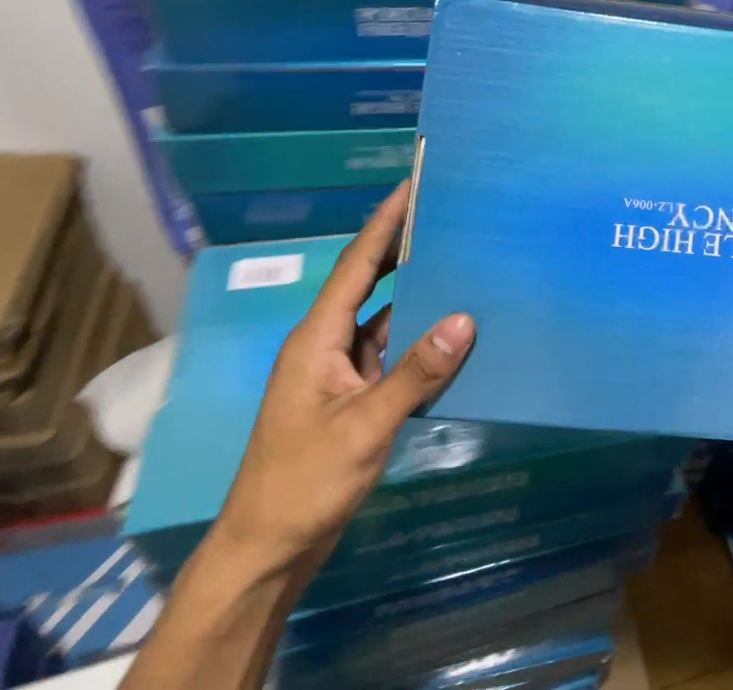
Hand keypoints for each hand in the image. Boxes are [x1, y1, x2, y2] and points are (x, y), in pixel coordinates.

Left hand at [213, 183, 476, 577]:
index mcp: (317, 338)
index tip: (412, 185)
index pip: (356, 266)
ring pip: (381, 319)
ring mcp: (336, 372)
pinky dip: (417, 339)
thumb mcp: (365, 426)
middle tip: (446, 215)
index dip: (385, 223)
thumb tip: (465, 319)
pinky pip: (389, 353)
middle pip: (366, 282)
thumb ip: (415, 372)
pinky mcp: (350, 398)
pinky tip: (449, 334)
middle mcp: (325, 345)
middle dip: (401, 246)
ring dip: (415, 294)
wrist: (268, 546)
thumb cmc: (305, 481)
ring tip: (458, 264)